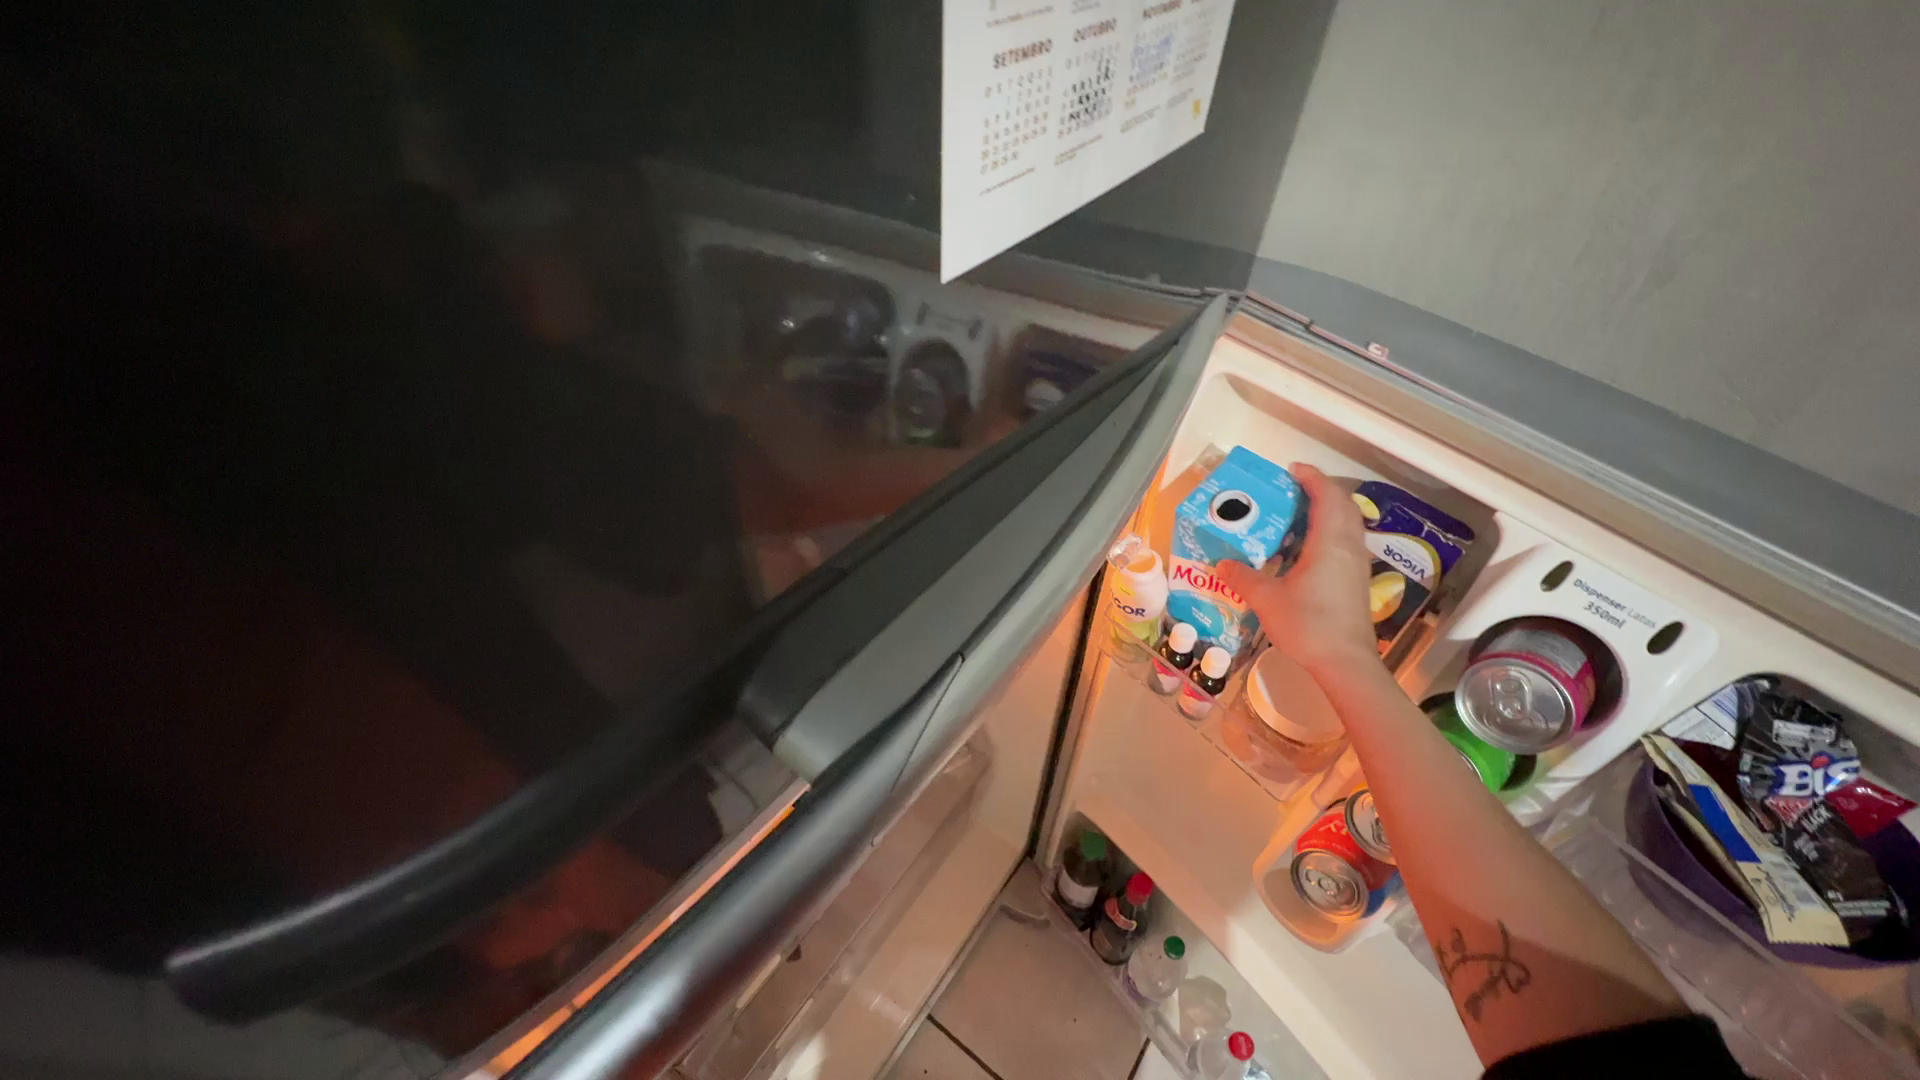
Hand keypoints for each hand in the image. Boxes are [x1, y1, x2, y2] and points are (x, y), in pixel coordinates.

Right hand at [1217, 463, 1377, 678]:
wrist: (1345, 662)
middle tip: (1291, 491)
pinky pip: (1344, 544)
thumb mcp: (1266, 599)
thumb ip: (1243, 577)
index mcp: (1329, 543)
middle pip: (1342, 506)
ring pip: (1347, 525)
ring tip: (1295, 517)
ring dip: (1326, 513)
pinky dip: (1328, 534)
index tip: (1291, 470)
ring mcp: (1356, 566)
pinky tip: (1304, 550)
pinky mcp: (1356, 583)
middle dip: (1320, 492)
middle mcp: (1348, 548)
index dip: (1312, 478)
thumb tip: (1222, 563)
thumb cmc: (1308, 625)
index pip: (1326, 496)